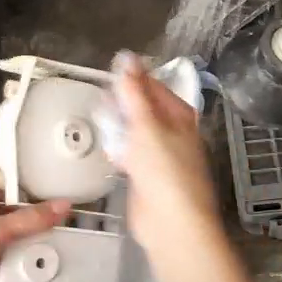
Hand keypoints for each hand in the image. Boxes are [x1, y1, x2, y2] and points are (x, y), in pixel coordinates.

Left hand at [0, 158, 68, 281]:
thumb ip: (29, 219)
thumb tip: (66, 204)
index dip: (19, 164)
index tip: (49, 166)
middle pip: (5, 194)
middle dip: (30, 198)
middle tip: (62, 196)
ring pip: (7, 220)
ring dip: (28, 224)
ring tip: (61, 221)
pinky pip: (5, 242)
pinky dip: (21, 243)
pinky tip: (45, 245)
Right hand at [112, 60, 221, 252]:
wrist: (171, 223)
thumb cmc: (164, 169)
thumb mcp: (146, 125)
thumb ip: (134, 93)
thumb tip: (127, 58)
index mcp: (180, 116)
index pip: (155, 87)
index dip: (134, 77)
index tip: (110, 70)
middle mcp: (174, 133)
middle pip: (145, 109)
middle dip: (123, 104)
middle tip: (101, 98)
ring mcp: (161, 156)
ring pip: (136, 132)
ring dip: (119, 127)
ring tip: (100, 120)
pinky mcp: (148, 177)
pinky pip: (131, 155)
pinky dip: (119, 150)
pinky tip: (108, 150)